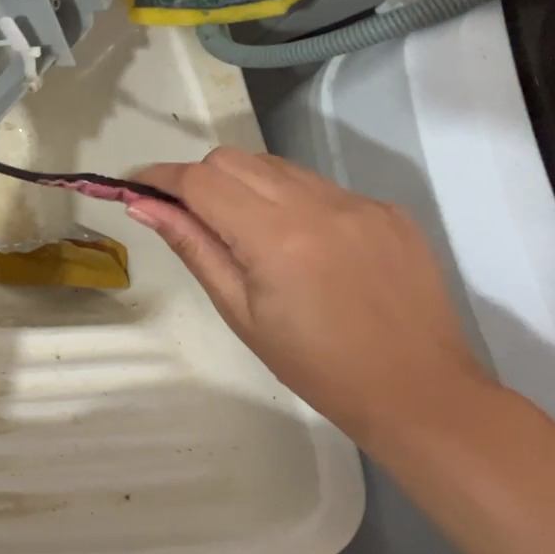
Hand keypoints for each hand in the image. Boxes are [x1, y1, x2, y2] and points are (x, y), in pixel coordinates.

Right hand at [125, 148, 491, 446]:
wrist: (420, 393)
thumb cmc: (315, 365)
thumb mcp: (238, 310)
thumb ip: (192, 246)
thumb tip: (141, 205)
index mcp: (276, 237)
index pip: (200, 180)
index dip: (159, 177)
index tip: (133, 186)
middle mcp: (319, 207)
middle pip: (233, 160)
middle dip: (198, 178)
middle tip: (187, 215)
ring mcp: (359, 205)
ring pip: (275, 166)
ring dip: (242, 184)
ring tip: (242, 229)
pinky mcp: (387, 212)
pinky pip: (318, 186)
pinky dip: (289, 199)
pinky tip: (298, 243)